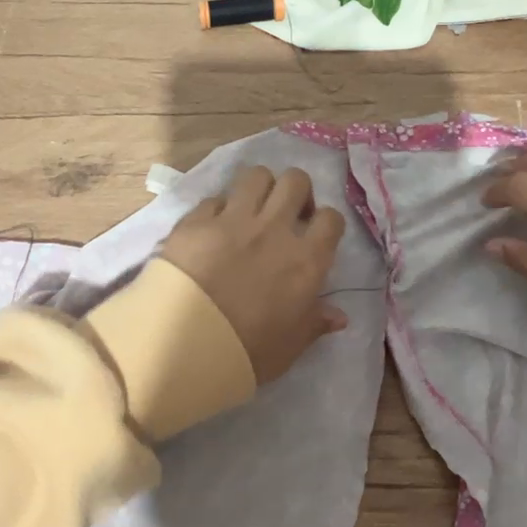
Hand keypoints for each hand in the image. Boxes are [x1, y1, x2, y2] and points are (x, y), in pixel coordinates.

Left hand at [161, 166, 348, 384]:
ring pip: (256, 175)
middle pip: (296, 181)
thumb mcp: (290, 346)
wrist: (187, 343)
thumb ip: (315, 324)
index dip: (326, 223)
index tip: (316, 235)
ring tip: (251, 209)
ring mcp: (232, 220)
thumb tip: (339, 316)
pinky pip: (214, 198)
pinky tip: (213, 226)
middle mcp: (273, 229)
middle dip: (296, 192)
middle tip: (287, 214)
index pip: (331, 219)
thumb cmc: (248, 351)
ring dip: (259, 188)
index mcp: (305, 260)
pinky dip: (218, 207)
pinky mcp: (195, 221)